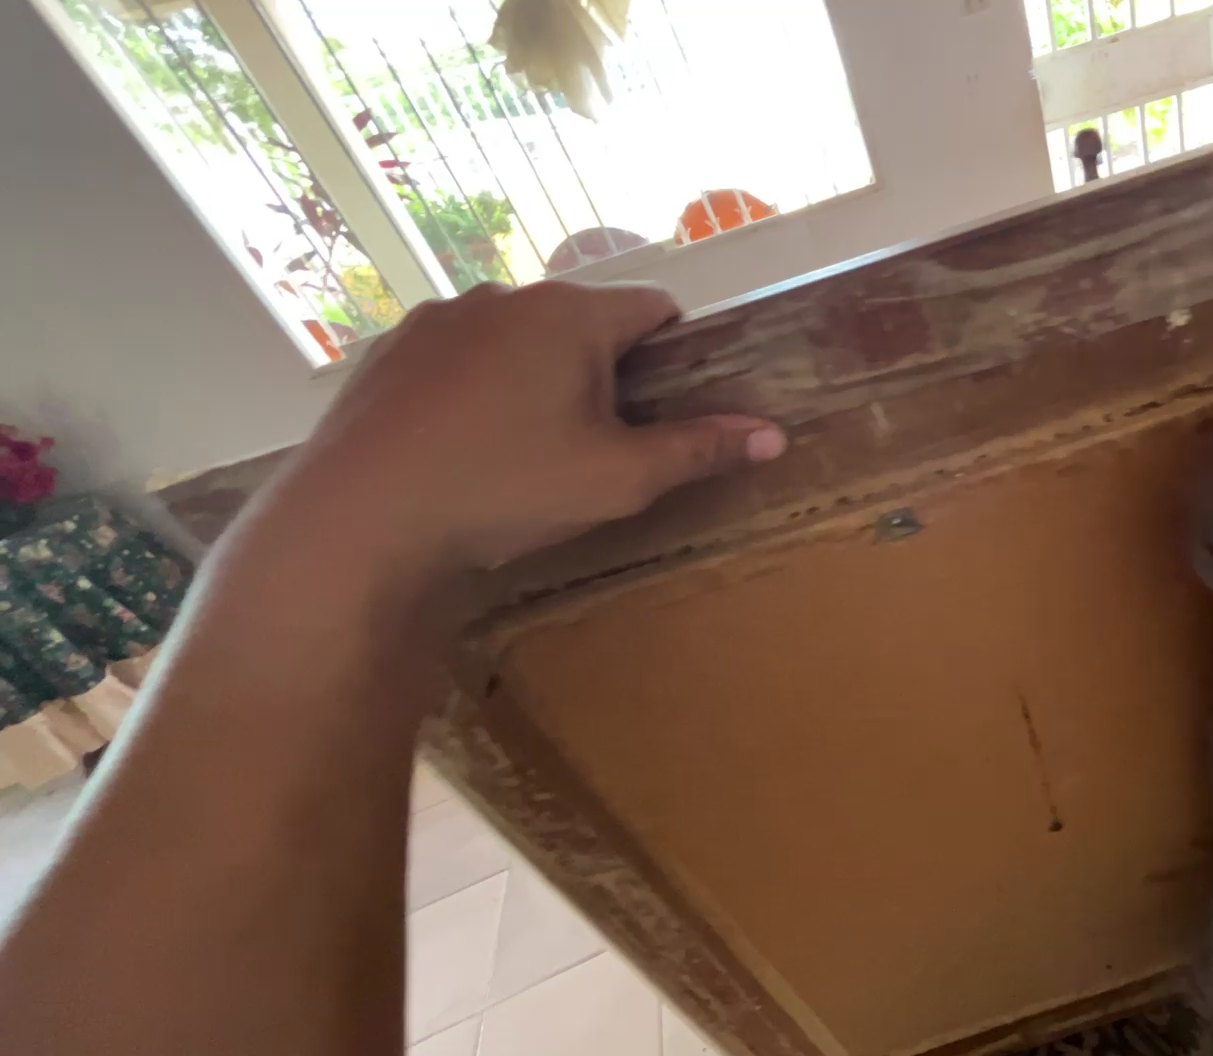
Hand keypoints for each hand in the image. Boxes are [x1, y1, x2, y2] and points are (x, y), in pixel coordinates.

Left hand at [247, 282, 786, 585]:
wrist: (357, 523)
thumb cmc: (509, 488)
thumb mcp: (623, 477)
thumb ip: (703, 449)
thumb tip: (776, 435)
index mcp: (568, 314)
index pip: (656, 306)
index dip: (681, 350)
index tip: (677, 402)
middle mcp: (503, 295)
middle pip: (590, 321)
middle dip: (614, 370)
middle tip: (612, 440)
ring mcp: (437, 318)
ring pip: (526, 336)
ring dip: (550, 374)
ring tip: (539, 446)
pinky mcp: (390, 349)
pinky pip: (467, 353)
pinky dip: (490, 384)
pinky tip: (475, 443)